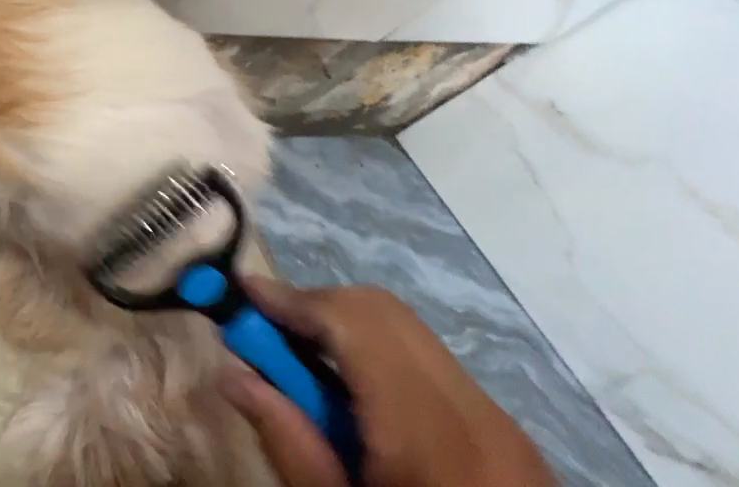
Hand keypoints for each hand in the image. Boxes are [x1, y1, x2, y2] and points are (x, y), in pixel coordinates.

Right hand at [221, 279, 555, 486]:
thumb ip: (289, 443)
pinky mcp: (506, 432)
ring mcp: (500, 420)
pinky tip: (349, 395)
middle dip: (314, 306)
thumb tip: (232, 375)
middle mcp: (476, 412)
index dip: (290, 299)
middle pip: (380, 311)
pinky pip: (428, 362)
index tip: (236, 295)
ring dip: (342, 329)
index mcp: (431, 437)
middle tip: (263, 333)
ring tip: (300, 365)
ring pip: (405, 330)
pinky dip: (375, 356)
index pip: (353, 323)